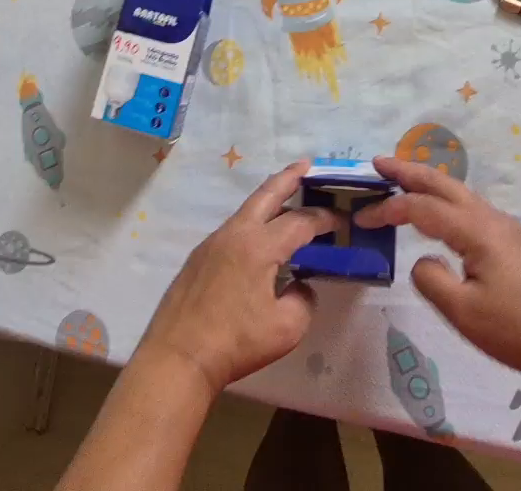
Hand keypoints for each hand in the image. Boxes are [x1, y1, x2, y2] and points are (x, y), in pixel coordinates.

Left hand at [136, 160, 336, 393]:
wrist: (178, 355)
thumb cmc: (235, 341)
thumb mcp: (286, 328)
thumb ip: (302, 299)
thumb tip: (298, 286)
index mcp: (259, 245)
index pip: (300, 221)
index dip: (324, 219)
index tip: (341, 220)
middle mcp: (235, 233)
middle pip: (266, 195)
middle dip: (289, 178)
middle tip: (307, 165)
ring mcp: (212, 242)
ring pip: (247, 211)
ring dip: (269, 201)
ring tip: (288, 199)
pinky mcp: (199, 257)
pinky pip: (234, 229)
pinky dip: (253, 224)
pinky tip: (260, 240)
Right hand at [355, 156, 520, 390]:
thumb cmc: (516, 331)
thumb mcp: (462, 312)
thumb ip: (430, 278)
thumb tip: (422, 260)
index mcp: (477, 231)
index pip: (422, 209)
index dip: (388, 209)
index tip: (361, 218)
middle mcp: (491, 219)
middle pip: (443, 184)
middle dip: (408, 171)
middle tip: (377, 163)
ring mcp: (506, 229)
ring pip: (459, 193)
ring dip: (427, 183)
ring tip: (400, 179)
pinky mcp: (513, 243)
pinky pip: (470, 208)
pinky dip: (445, 200)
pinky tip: (438, 212)